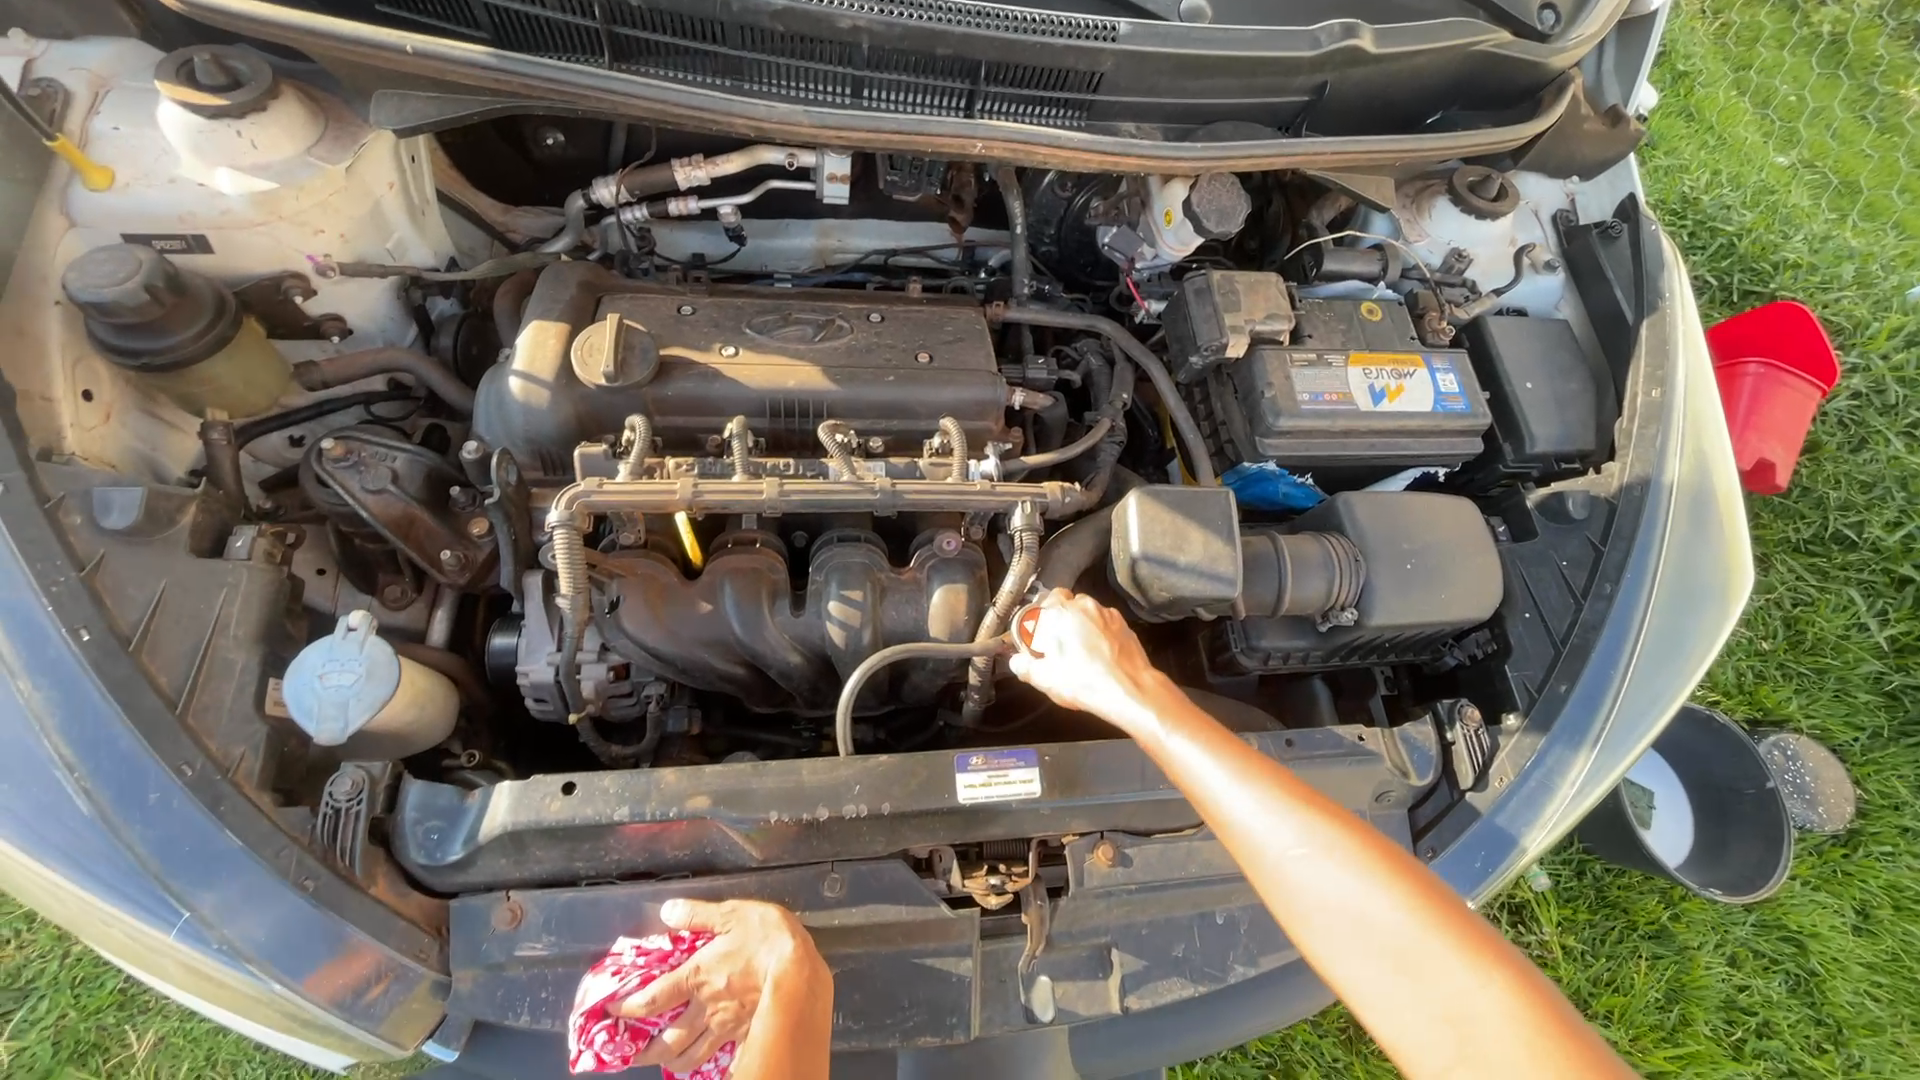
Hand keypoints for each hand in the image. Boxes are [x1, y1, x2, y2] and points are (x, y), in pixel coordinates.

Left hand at [612, 898, 829, 1075]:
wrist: (800, 972)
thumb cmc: (766, 937)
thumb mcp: (732, 914)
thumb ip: (698, 915)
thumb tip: (666, 910)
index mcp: (697, 978)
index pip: (653, 998)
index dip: (629, 1006)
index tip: (610, 1012)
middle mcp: (705, 1009)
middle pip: (668, 1039)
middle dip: (645, 1049)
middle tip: (630, 1055)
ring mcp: (726, 1028)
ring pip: (691, 1055)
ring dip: (671, 1061)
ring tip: (662, 1063)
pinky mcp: (746, 1037)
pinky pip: (722, 1058)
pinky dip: (709, 1064)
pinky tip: (706, 1064)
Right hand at [1007, 588, 1173, 735]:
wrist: (1129, 690)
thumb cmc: (1085, 682)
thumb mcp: (1043, 679)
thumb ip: (1023, 666)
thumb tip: (1017, 662)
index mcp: (1058, 612)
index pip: (1043, 600)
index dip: (1039, 617)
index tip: (1037, 635)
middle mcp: (1083, 606)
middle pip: (1066, 603)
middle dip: (1060, 618)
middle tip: (1057, 642)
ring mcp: (1106, 613)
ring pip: (1087, 612)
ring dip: (1081, 624)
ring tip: (1079, 651)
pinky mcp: (1123, 624)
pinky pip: (1105, 623)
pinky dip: (1099, 632)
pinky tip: (1098, 654)